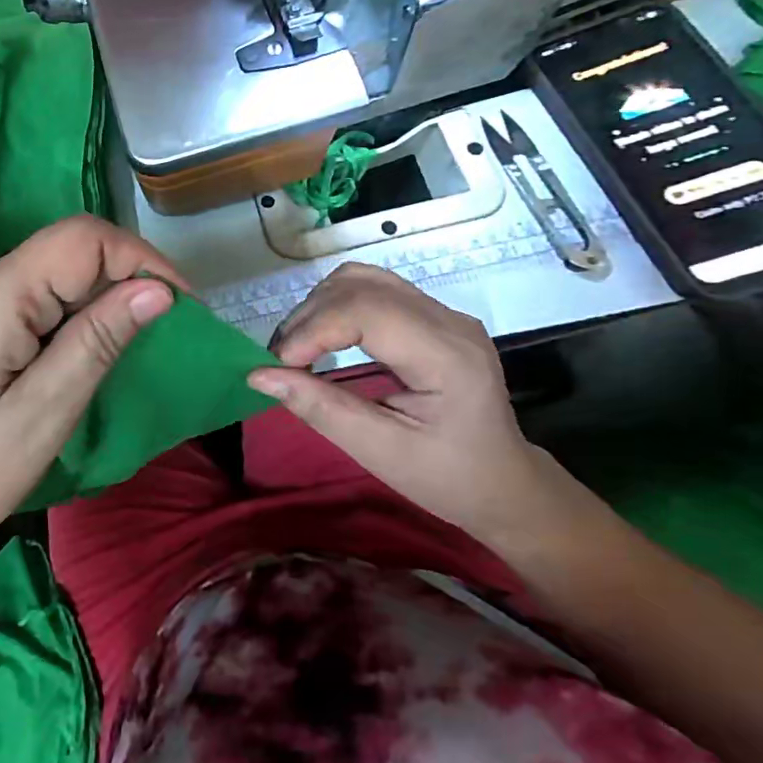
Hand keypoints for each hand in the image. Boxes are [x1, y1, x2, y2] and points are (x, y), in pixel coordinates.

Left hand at [0, 216, 180, 598]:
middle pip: (65, 251)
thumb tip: (158, 289)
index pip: (83, 239)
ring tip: (128, 349)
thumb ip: (100, 338)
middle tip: (163, 336)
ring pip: (49, 275)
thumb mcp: (46, 410)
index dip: (142, 261)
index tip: (184, 309)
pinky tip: (79, 355)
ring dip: (96, 301)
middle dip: (123, 281)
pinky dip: (65, 316)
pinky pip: (27, 299)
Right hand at [247, 263, 570, 545]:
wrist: (504, 483)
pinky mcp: (430, 315)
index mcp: (447, 356)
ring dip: (318, 307)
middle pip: (359, 286)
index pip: (366, 311)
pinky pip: (371, 289)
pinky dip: (334, 306)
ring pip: (361, 278)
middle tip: (280, 362)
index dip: (312, 331)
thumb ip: (320, 408)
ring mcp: (441, 312)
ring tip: (297, 349)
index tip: (276, 366)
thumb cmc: (447, 478)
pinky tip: (323, 339)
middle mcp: (448, 320)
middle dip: (307, 319)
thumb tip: (259, 376)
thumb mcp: (380, 452)